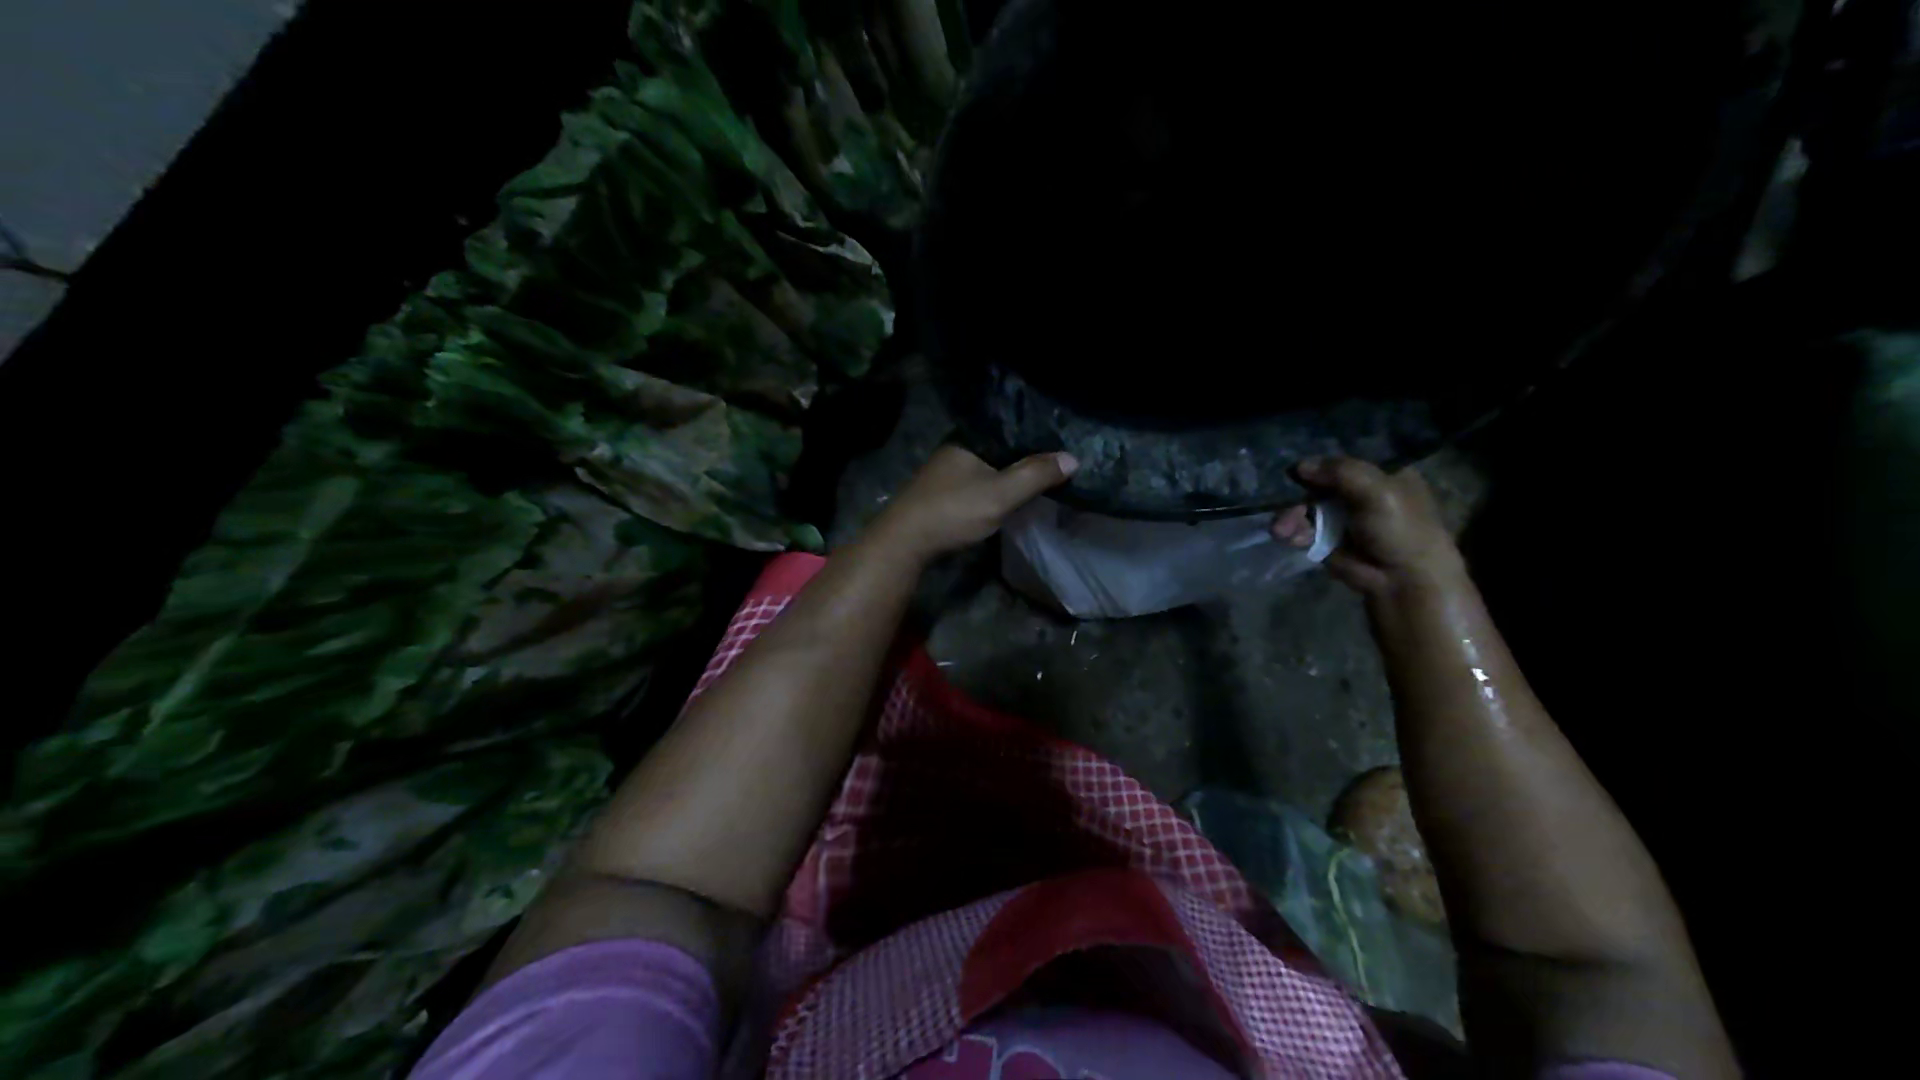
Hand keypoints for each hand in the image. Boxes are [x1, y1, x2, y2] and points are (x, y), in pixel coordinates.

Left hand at [866, 445, 1077, 561]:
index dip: (1031, 439)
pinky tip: (999, 500)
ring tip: (1030, 484)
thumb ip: (1035, 475)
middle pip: (994, 452)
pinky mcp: (935, 497)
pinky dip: (987, 492)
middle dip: (1017, 460)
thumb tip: (1073, 457)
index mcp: (966, 441)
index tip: (1055, 449)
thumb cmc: (954, 511)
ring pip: (981, 471)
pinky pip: (971, 487)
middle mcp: (951, 452)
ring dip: (1001, 478)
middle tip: (1048, 468)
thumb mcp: (1002, 494)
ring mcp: (940, 476)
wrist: (904, 542)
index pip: (1006, 431)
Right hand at [1271, 456, 1464, 597]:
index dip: (1316, 460)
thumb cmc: (1401, 529)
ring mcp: (1338, 515)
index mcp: (1378, 472)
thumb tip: (1299, 465)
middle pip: (1314, 482)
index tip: (1294, 467)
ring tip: (1281, 530)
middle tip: (1282, 504)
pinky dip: (1290, 532)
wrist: (1402, 579)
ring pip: (1301, 505)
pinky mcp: (1324, 538)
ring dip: (1288, 516)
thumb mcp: (1378, 491)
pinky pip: (1299, 528)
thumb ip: (1341, 472)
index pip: (1340, 457)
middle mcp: (1355, 490)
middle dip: (1295, 493)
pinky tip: (1289, 538)